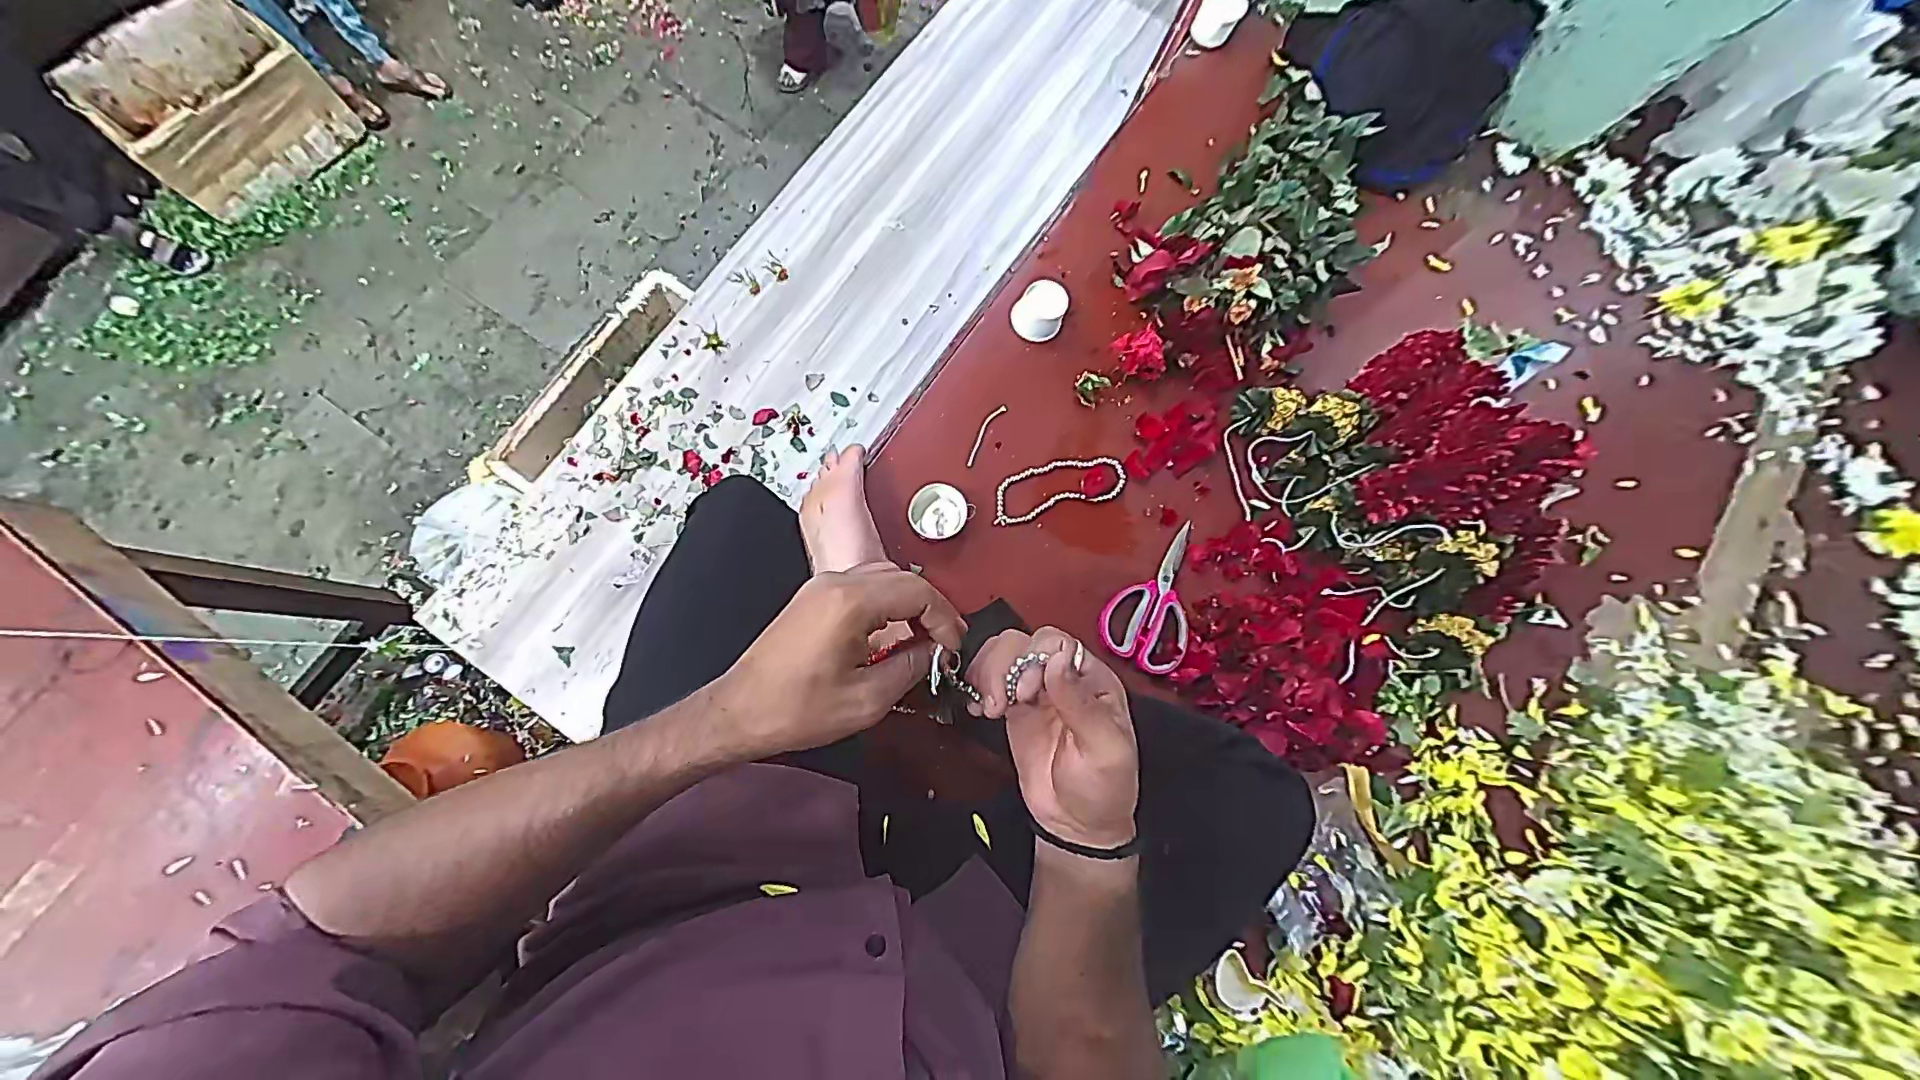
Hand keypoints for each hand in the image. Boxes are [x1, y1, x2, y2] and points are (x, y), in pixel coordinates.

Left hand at [718, 563, 965, 758]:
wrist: (739, 711)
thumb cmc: (793, 709)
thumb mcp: (867, 700)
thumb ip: (911, 668)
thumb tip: (934, 653)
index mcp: (849, 602)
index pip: (918, 591)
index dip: (945, 618)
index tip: (952, 646)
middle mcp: (835, 583)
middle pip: (903, 578)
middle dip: (932, 609)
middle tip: (944, 642)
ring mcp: (821, 587)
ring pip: (884, 577)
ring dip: (910, 603)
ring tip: (923, 639)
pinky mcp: (813, 598)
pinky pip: (862, 586)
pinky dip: (887, 604)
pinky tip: (892, 634)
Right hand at [967, 627, 1138, 849]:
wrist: (1077, 825)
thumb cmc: (1103, 789)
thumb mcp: (1104, 750)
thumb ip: (1080, 704)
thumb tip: (1057, 658)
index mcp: (1092, 679)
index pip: (1058, 643)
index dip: (1035, 659)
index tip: (1026, 693)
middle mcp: (1063, 677)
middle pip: (1024, 642)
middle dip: (1004, 666)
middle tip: (1000, 703)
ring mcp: (1036, 690)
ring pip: (1004, 653)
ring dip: (987, 672)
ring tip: (988, 707)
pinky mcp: (1014, 707)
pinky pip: (990, 677)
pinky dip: (977, 684)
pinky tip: (979, 707)